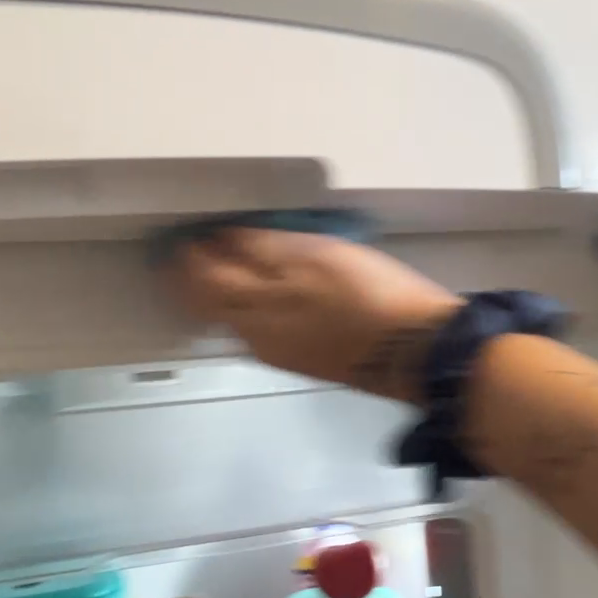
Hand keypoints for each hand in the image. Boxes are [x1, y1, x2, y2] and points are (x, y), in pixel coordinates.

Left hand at [172, 228, 463, 401]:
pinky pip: (257, 332)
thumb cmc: (366, 294)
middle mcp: (255, 336)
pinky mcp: (303, 361)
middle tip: (187, 256)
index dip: (189, 258)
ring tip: (216, 272)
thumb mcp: (313, 256)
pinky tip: (256, 300)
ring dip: (218, 298)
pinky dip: (245, 311)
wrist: (414, 351)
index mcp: (253, 307)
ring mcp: (279, 353)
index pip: (203, 280)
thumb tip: (219, 241)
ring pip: (234, 322)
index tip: (183, 236)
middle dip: (193, 282)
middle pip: (212, 307)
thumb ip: (261, 250)